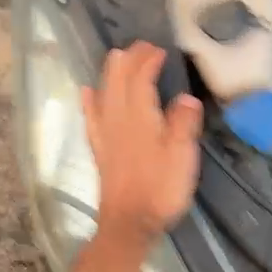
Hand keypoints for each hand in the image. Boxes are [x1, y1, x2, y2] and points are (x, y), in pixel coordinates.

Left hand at [80, 42, 203, 249]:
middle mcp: (118, 120)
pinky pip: (92, 118)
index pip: (140, 79)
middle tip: (143, 45)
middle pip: (119, 81)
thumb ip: (183, 124)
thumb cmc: (160, 189)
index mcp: (139, 118)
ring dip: (112, 73)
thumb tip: (185, 98)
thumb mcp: (182, 156)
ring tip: (117, 56)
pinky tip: (87, 92)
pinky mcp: (101, 150)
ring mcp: (106, 135)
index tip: (161, 49)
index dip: (149, 61)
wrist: (128, 225)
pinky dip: (90, 101)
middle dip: (130, 60)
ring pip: (105, 94)